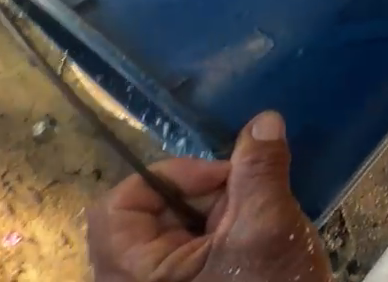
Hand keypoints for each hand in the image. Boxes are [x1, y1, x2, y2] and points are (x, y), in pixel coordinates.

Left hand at [89, 111, 330, 281]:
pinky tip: (259, 236)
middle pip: (153, 208)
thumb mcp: (268, 228)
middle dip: (212, 191)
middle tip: (253, 199)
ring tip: (260, 221)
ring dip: (227, 207)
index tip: (228, 176)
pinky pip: (196, 240)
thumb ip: (260, 172)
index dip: (174, 176)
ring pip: (181, 221)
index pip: (120, 203)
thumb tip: (263, 121)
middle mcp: (131, 279)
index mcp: (130, 273)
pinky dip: (230, 224)